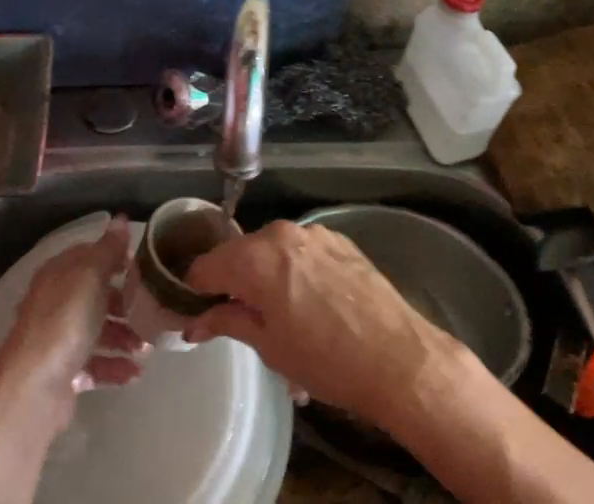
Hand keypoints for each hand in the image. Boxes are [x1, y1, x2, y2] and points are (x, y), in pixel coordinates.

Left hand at [0, 217, 146, 416]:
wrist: (35, 385)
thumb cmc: (66, 321)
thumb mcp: (90, 276)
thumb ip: (107, 250)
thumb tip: (118, 219)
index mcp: (58, 275)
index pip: (88, 258)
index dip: (115, 260)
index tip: (143, 270)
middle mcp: (55, 303)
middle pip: (95, 297)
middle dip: (125, 305)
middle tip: (151, 314)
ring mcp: (58, 339)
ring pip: (97, 332)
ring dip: (124, 339)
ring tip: (145, 351)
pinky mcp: (63, 372)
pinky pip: (95, 365)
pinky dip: (115, 367)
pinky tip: (135, 374)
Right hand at [183, 220, 462, 429]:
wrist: (400, 359)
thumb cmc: (326, 360)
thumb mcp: (268, 346)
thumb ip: (226, 323)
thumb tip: (193, 323)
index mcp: (253, 258)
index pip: (204, 267)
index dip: (195, 292)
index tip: (196, 315)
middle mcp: (280, 234)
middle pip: (239, 255)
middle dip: (233, 284)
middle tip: (241, 322)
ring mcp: (314, 234)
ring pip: (272, 253)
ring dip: (266, 279)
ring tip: (282, 320)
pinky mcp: (341, 242)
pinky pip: (302, 253)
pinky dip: (295, 274)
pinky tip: (312, 308)